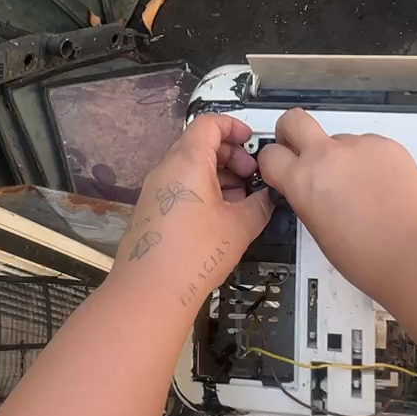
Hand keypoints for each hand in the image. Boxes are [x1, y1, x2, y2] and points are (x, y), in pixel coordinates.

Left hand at [108, 115, 272, 310]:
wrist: (149, 292)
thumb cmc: (192, 256)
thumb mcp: (240, 227)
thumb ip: (259, 205)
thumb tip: (267, 199)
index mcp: (187, 162)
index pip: (209, 123)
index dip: (234, 126)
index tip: (250, 139)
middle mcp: (166, 170)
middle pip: (200, 143)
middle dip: (230, 155)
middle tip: (251, 175)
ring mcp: (155, 190)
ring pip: (190, 166)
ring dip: (218, 175)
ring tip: (240, 200)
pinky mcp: (151, 210)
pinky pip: (180, 186)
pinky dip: (202, 190)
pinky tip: (220, 217)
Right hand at [257, 109, 416, 296]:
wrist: (414, 252)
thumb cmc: (368, 256)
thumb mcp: (318, 230)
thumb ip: (307, 198)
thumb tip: (309, 189)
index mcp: (302, 180)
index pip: (270, 154)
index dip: (273, 161)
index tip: (280, 166)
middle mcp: (326, 155)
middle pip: (294, 120)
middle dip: (292, 130)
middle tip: (300, 147)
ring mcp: (358, 146)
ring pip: (338, 139)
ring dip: (342, 156)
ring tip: (360, 187)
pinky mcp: (386, 144)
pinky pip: (368, 145)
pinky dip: (370, 160)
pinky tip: (381, 186)